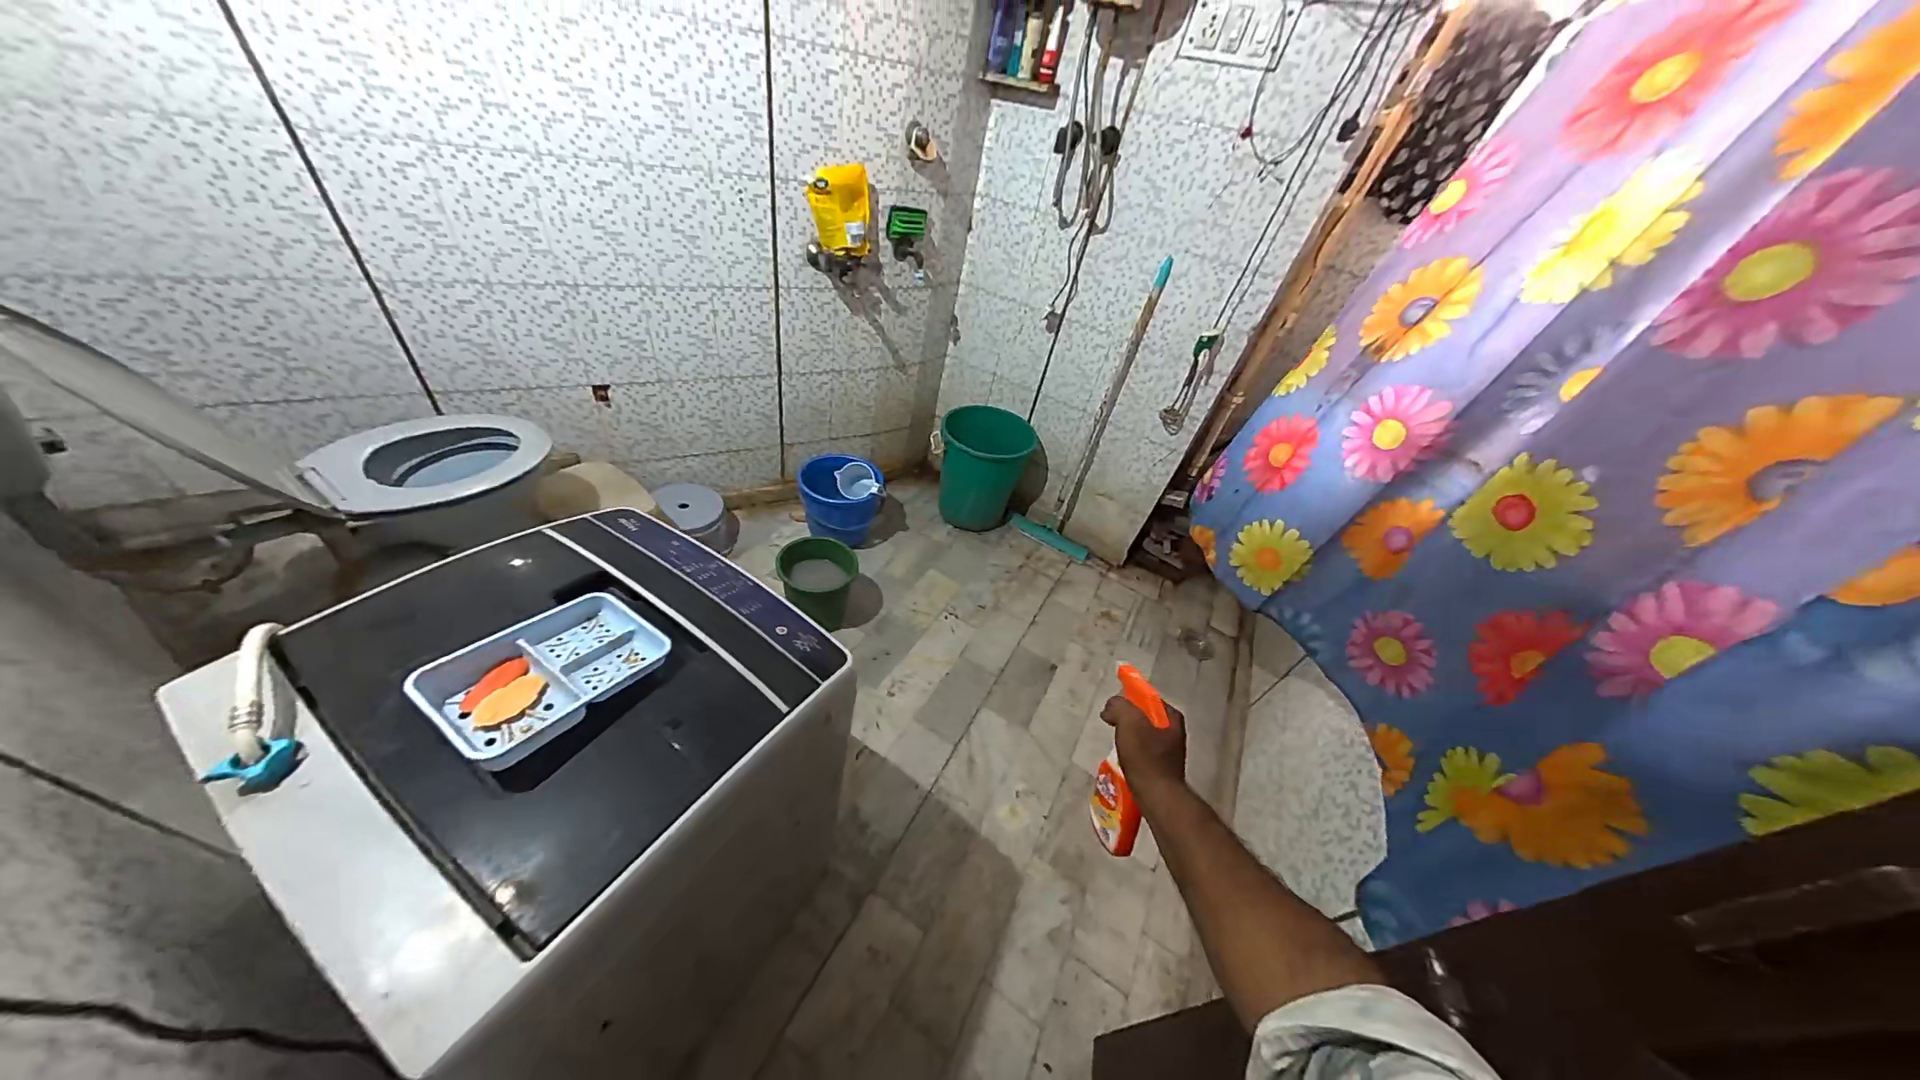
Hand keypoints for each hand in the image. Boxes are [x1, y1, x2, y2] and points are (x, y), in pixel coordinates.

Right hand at [1100, 693, 1185, 792]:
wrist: (1157, 796)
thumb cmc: (1145, 757)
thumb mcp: (1129, 722)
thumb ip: (1119, 706)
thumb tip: (1111, 707)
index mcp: (1172, 718)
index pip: (1148, 698)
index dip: (1129, 700)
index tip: (1113, 709)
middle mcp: (1175, 732)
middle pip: (1145, 717)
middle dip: (1127, 719)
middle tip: (1112, 725)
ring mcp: (1170, 752)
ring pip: (1143, 735)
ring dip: (1128, 737)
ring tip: (1117, 744)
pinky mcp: (1162, 768)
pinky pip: (1143, 752)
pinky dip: (1132, 753)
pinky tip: (1124, 760)